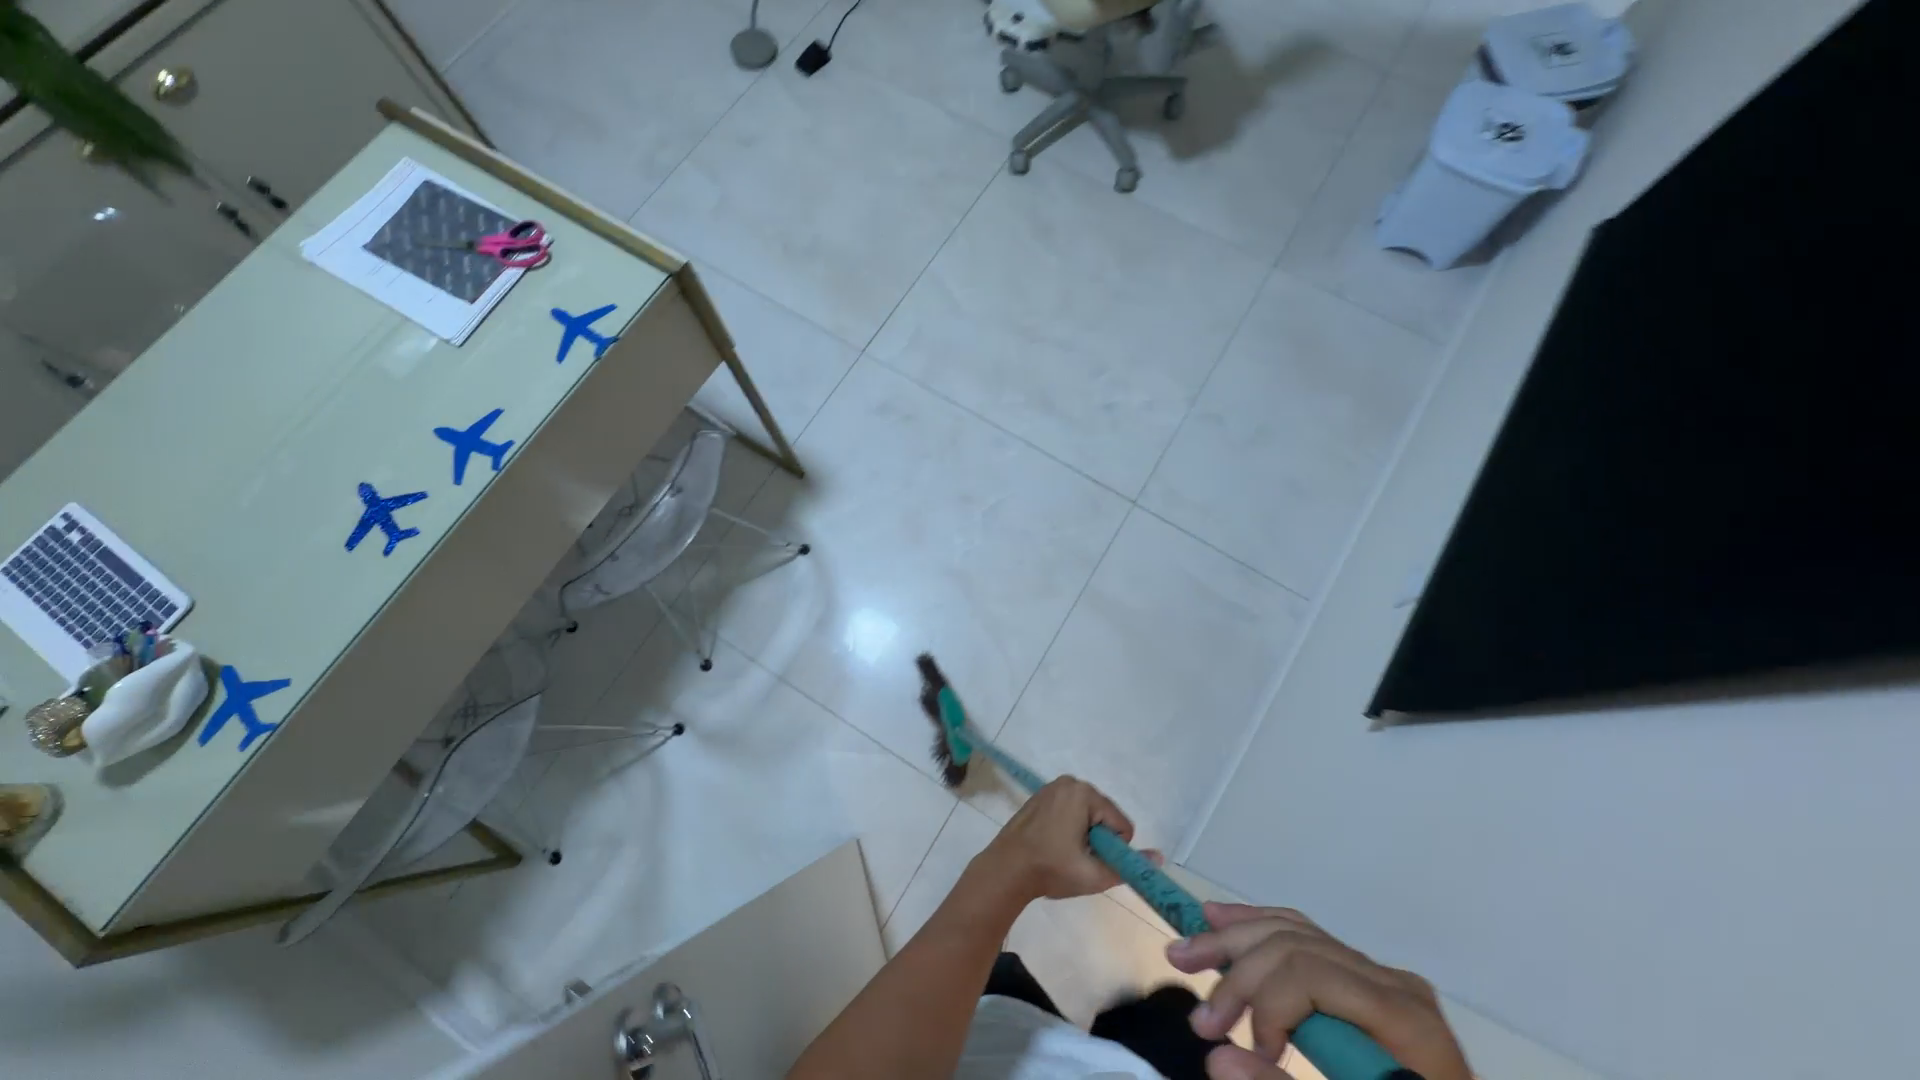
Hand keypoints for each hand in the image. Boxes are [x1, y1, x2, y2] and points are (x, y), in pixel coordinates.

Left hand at [972, 777, 1150, 901]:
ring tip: (1064, 853)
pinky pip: (1070, 811)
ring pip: (1088, 816)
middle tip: (1076, 859)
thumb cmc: (1050, 869)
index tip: (1090, 861)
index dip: (1113, 849)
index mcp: (1084, 794)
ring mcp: (1052, 787)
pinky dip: (1069, 827)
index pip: (1121, 825)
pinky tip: (1053, 844)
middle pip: (1104, 817)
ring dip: (1084, 835)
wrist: (1005, 870)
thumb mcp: (1094, 874)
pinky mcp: (1041, 796)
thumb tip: (1159, 857)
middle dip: (1098, 840)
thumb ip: (1128, 866)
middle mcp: (1070, 783)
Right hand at [1166, 903, 1470, 1079]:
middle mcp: (1394, 984)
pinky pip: (1309, 941)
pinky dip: (1261, 930)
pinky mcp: (1369, 985)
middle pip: (1296, 946)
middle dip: (1234, 968)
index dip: (1260, 999)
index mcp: (1402, 1018)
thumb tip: (1216, 1058)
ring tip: (1186, 948)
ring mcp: (1383, 980)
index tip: (1232, 1044)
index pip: (1308, 971)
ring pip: (1296, 933)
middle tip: (1189, 1003)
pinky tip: (1225, 920)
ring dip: (1235, 938)